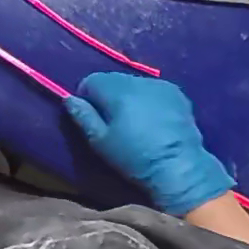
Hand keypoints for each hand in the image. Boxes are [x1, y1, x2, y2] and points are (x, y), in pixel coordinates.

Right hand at [63, 72, 232, 214]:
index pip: (90, 81)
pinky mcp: (176, 93)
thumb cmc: (134, 157)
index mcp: (116, 90)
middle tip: (112, 122)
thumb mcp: (100, 141)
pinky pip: (152, 90)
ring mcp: (160, 85)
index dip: (87, 98)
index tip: (92, 118)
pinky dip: (147, 99)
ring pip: (133, 84)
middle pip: (112, 80)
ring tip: (133, 122)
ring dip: (128, 97)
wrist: (179, 168)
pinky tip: (152, 120)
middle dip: (108, 96)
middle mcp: (137, 81)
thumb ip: (83, 116)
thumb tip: (68, 98)